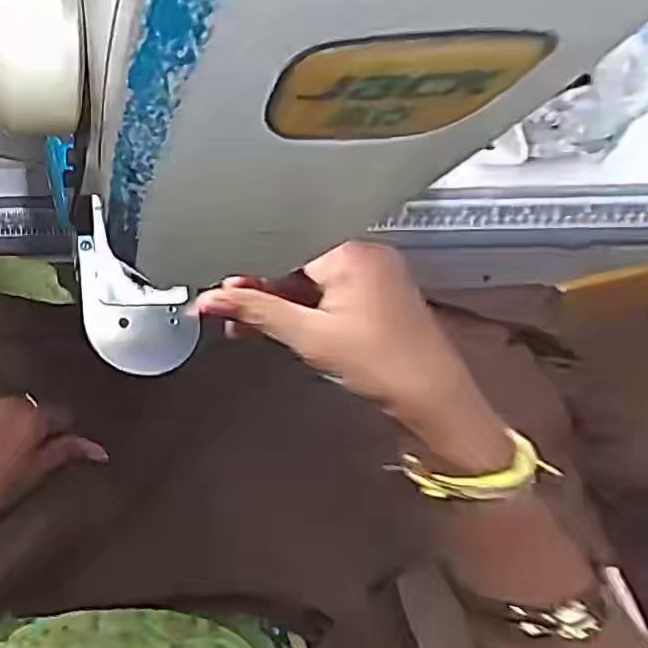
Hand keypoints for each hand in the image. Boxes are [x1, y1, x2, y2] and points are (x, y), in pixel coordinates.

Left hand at [0, 397, 107, 539]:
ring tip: (7, 452)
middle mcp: (8, 404)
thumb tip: (95, 449)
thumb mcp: (40, 470)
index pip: (61, 413)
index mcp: (32, 416)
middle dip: (36, 425)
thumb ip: (69, 450)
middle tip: (32, 451)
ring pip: (10, 407)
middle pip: (34, 408)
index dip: (63, 430)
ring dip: (14, 422)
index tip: (61, 441)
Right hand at [192, 242, 511, 472]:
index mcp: (351, 253)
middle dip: (256, 287)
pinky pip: (321, 294)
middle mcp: (363, 256)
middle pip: (291, 262)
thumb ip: (255, 311)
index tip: (221, 288)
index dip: (247, 268)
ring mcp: (368, 277)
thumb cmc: (387, 366)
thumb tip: (212, 299)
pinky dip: (295, 309)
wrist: (434, 401)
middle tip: (226, 307)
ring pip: (303, 279)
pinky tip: (271, 326)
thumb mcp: (307, 336)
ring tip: (244, 323)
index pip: (282, 246)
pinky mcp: (369, 298)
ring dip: (273, 301)